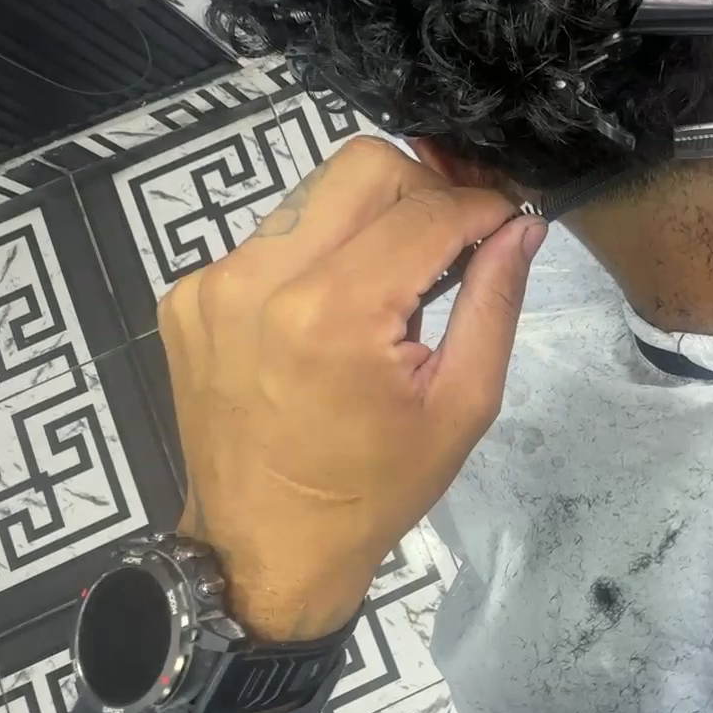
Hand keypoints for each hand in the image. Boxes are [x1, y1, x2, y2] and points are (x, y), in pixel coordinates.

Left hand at [158, 138, 546, 640]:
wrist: (269, 545)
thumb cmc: (381, 486)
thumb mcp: (464, 402)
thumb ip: (495, 302)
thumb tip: (523, 227)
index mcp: (335, 314)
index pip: (427, 211)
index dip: (483, 206)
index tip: (511, 222)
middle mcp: (260, 278)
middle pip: (363, 167)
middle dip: (427, 190)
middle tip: (457, 244)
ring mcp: (212, 283)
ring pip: (317, 193)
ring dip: (376, 219)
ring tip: (401, 282)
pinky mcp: (189, 295)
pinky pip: (278, 235)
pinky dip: (327, 250)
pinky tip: (343, 308)